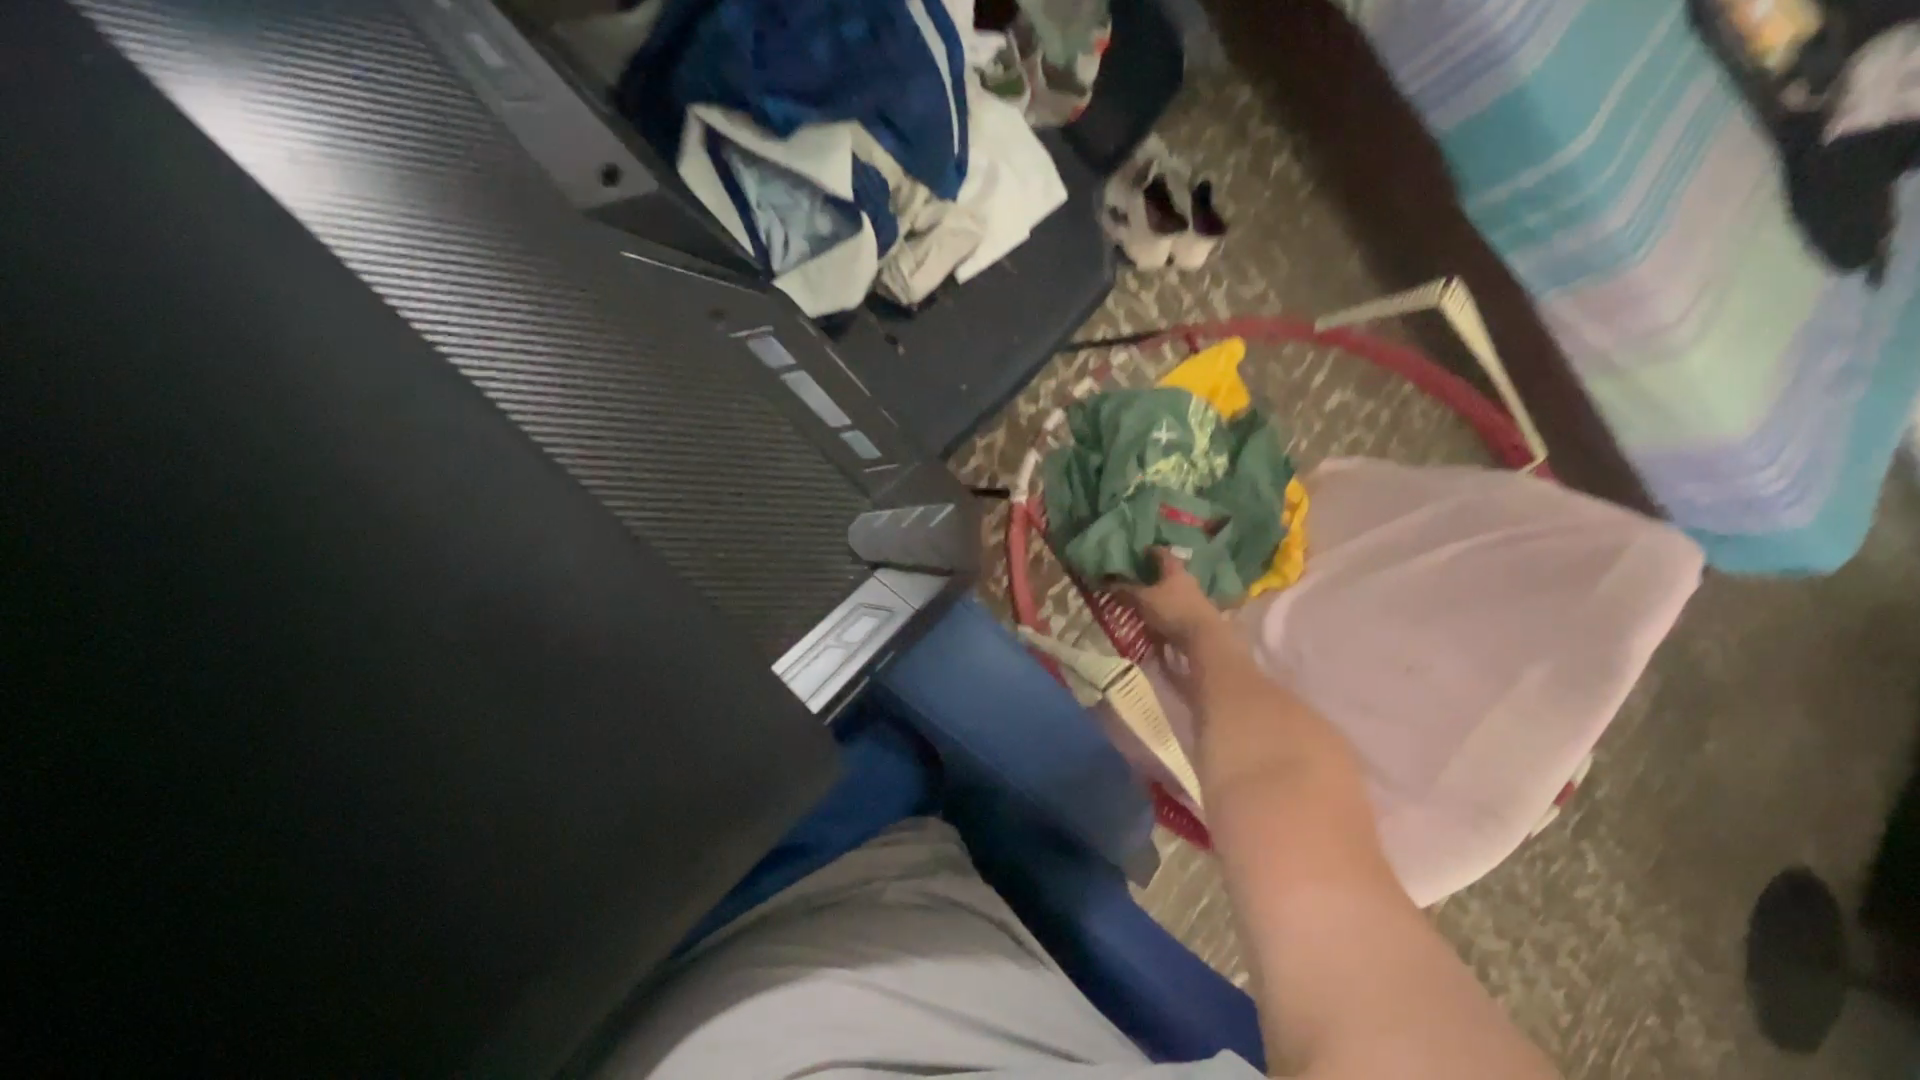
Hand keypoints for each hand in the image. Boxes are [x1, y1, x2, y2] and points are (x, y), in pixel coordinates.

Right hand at [1122, 548, 1226, 645]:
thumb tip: (1107, 582)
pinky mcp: (1197, 612)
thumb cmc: (1172, 610)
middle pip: (1170, 570)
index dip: (1151, 550)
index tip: (1140, 551)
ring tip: (1147, 594)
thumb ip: (1127, 591)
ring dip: (1163, 590)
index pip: (1162, 553)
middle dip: (1156, 572)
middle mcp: (1187, 578)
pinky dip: (1168, 605)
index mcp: (1174, 569)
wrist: (1203, 636)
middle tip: (1140, 573)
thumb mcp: (1144, 600)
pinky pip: (1179, 604)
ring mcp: (1195, 595)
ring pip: (1175, 588)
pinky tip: (1159, 612)